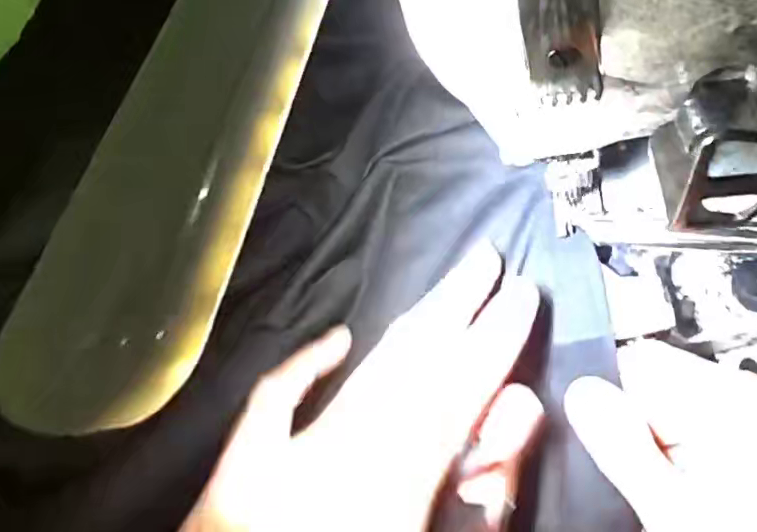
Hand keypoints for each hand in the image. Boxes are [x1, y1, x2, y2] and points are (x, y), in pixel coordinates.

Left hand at [184, 245, 542, 531]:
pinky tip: (338, 342)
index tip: (524, 293)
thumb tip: (517, 407)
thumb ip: (485, 499)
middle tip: (489, 257)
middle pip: (410, 365)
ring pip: (361, 376)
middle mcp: (334, 463)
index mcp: (389, 486)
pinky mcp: (232, 488)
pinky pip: (272, 409)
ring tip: (450, 283)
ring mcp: (276, 472)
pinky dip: (305, 370)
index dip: (497, 335)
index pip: (458, 388)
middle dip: (457, 306)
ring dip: (411, 325)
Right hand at [566, 340, 756, 531]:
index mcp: (731, 391)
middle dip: (637, 433)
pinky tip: (685, 505)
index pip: (642, 360)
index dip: (611, 402)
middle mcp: (744, 395)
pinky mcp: (750, 452)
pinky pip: (694, 439)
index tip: (599, 442)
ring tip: (669, 502)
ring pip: (673, 418)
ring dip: (655, 453)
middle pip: (657, 390)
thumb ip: (623, 444)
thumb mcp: (672, 505)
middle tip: (646, 489)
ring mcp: (750, 424)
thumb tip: (582, 392)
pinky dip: (678, 466)